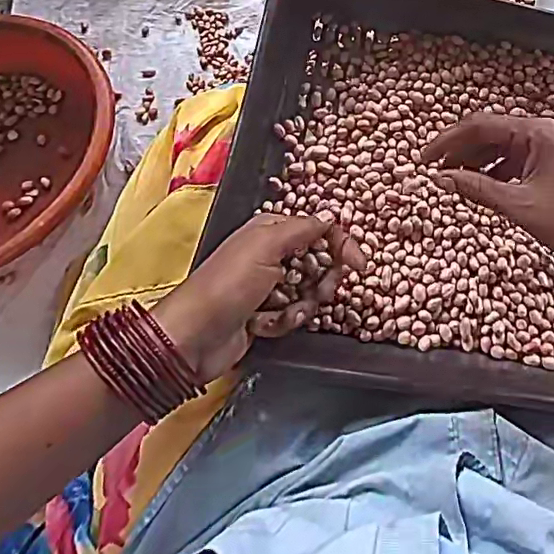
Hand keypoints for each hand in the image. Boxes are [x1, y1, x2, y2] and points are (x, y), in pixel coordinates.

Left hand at [153, 213, 364, 376]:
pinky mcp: (265, 314)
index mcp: (271, 230)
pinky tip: (265, 325)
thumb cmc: (229, 284)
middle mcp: (271, 253)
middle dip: (322, 280)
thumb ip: (302, 230)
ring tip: (284, 311)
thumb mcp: (267, 247)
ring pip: (309, 291)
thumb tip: (329, 216)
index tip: (359, 265)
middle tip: (319, 291)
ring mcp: (268, 285)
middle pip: (318, 262)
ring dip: (302, 304)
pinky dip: (284, 321)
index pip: (318, 230)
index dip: (340, 245)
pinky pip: (293, 314)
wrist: (195, 337)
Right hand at [420, 113, 553, 275]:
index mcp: (540, 133)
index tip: (424, 159)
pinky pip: (517, 159)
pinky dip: (496, 171)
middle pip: (491, 133)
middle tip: (435, 171)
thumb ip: (476, 188)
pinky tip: (479, 186)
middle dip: (460, 151)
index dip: (448, 141)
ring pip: (503, 146)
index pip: (481, 126)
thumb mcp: (519, 206)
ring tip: (452, 180)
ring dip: (476, 162)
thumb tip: (440, 179)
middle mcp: (547, 131)